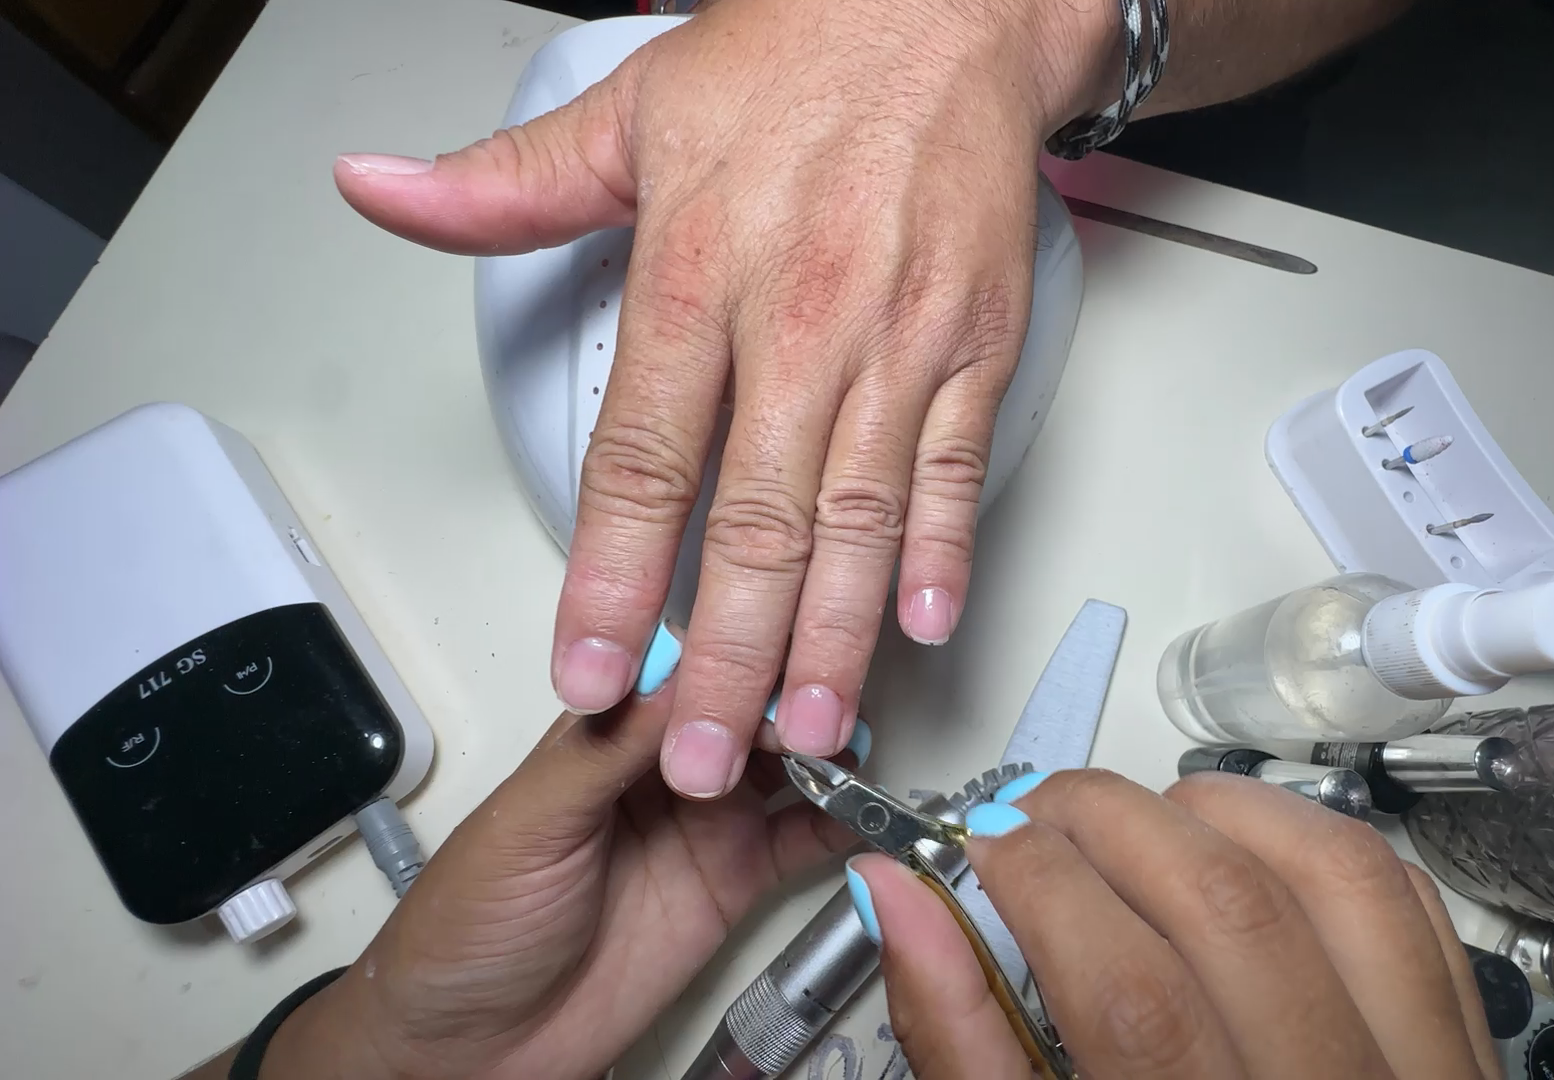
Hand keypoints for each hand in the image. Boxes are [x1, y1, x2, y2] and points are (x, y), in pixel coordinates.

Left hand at [251, 654, 851, 1079]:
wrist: (477, 1054)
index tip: (775, 672)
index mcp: (622, 729)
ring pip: (792, 762)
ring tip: (854, 756)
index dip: (740, 661)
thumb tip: (680, 668)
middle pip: (755, 708)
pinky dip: (845, 820)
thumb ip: (606, 749)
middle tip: (825, 718)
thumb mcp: (531, 822)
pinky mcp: (742, 873)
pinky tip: (868, 814)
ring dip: (829, 751)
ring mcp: (717, 815)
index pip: (697, 669)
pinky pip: (807, 838)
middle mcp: (678, 760)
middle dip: (795, 703)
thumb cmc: (473, 923)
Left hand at [333, 0, 1117, 799]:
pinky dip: (941, 551)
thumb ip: (517, 183)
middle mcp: (804, 325)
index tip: (592, 671)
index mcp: (700, 272)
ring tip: (811, 727)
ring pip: (861, 516)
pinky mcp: (975, 351)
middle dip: (730, 652)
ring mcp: (901, 346)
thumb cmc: (798, 65)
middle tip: (709, 755)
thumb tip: (383, 194)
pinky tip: (921, 624)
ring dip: (834, 632)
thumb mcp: (639, 107)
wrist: (942, 15)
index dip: (612, 576)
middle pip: (757, 520)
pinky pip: (953, 469)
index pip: (643, 457)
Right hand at [851, 770, 1502, 1079]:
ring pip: (1332, 876)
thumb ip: (956, 1032)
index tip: (975, 842)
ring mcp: (1428, 1078)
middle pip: (1226, 905)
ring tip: (1128, 822)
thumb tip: (894, 889)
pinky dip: (1299, 831)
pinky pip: (1394, 896)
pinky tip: (1230, 841)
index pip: (1130, 992)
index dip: (1032, 879)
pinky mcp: (1457, 1045)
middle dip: (1101, 817)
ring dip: (1208, 810)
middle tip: (1032, 815)